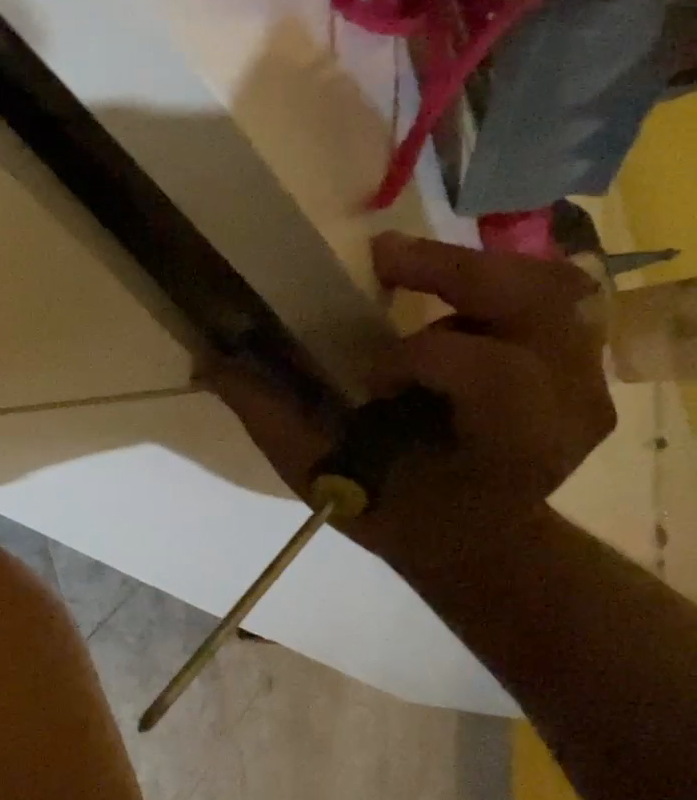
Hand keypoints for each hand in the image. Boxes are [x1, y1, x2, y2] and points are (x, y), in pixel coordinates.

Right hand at [205, 233, 615, 567]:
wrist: (474, 538)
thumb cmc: (390, 509)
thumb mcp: (321, 473)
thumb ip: (269, 414)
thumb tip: (208, 362)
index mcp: (512, 445)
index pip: (491, 372)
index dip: (423, 357)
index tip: (365, 377)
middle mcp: (570, 404)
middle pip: (537, 304)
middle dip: (456, 271)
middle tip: (383, 261)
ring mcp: (589, 379)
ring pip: (552, 287)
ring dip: (473, 269)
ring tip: (407, 271)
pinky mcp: (584, 361)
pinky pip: (550, 298)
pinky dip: (492, 283)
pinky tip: (440, 295)